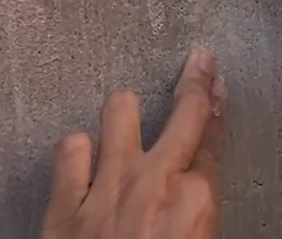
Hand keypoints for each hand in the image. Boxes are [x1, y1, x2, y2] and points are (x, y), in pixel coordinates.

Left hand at [41, 49, 228, 238]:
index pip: (214, 140)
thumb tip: (199, 201)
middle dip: (195, 82)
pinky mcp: (63, 206)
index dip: (218, 109)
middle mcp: (155, 183)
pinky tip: (83, 158)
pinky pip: (69, 149)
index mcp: (196, 204)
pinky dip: (77, 153)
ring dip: (126, 115)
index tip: (217, 87)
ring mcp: (106, 188)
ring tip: (127, 117)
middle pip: (185, 113)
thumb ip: (201, 217)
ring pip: (120, 111)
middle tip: (199, 63)